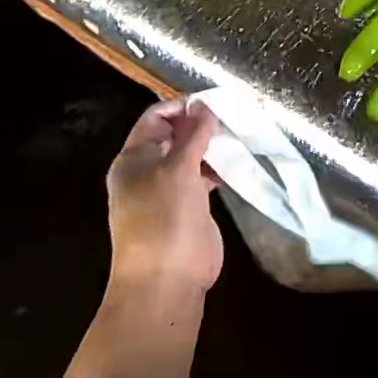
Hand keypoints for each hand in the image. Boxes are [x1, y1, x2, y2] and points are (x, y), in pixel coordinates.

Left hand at [106, 98, 224, 292]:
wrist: (167, 277)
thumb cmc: (164, 218)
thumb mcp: (177, 170)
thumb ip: (194, 136)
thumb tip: (206, 106)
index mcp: (133, 158)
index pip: (156, 118)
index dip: (183, 106)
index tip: (217, 101)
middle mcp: (148, 170)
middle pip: (175, 135)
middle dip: (203, 123)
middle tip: (237, 115)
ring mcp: (170, 189)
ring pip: (193, 156)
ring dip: (214, 145)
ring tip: (243, 134)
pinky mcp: (190, 205)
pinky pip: (204, 176)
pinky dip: (220, 166)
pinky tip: (240, 162)